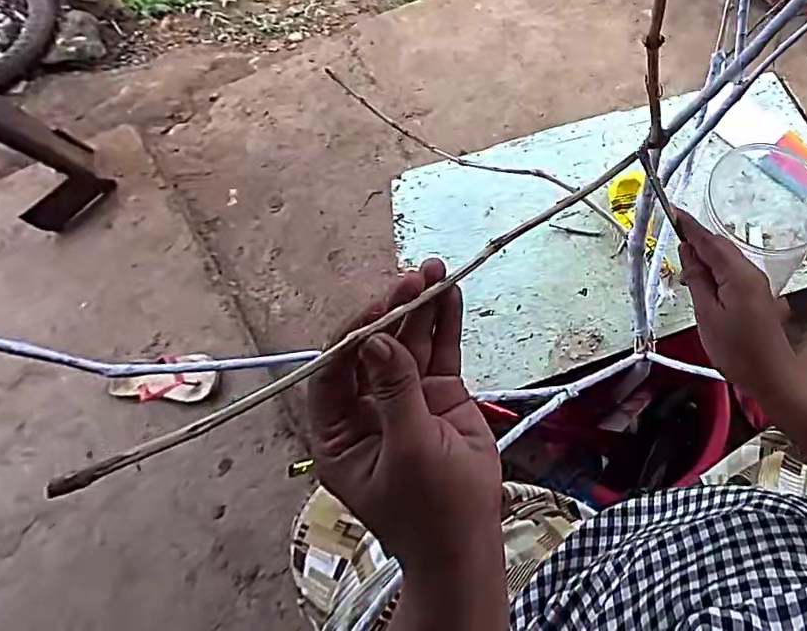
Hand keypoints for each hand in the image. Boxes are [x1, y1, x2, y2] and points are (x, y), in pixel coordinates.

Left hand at [304, 259, 501, 576]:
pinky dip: (447, 320)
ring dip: (422, 306)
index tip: (376, 309)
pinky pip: (441, 348)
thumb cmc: (429, 512)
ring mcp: (408, 394)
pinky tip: (449, 292)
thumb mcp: (407, 453)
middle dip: (392, 310)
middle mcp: (371, 405)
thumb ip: (394, 394)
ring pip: (412, 340)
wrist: (471, 534)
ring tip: (434, 271)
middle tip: (412, 280)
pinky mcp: (440, 390)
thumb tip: (376, 343)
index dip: (352, 337)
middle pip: (378, 347)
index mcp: (342, 432)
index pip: (335, 373)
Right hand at [675, 209, 804, 404]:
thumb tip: (687, 252)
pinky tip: (704, 283)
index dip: (689, 226)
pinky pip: (733, 272)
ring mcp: (757, 283)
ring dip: (705, 257)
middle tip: (673, 242)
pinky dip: (716, 270)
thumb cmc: (738, 352)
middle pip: (720, 246)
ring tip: (685, 267)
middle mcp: (751, 272)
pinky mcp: (758, 295)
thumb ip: (696, 280)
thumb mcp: (707, 315)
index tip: (673, 211)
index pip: (709, 241)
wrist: (774, 377)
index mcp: (738, 274)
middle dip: (696, 241)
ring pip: (727, 259)